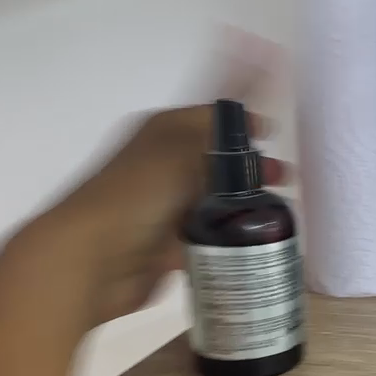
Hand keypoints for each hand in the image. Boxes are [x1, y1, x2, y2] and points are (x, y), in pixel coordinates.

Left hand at [10, 38, 289, 328]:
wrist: (92, 259)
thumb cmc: (136, 195)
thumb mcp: (180, 151)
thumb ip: (219, 133)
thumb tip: (254, 116)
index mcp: (165, 133)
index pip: (212, 116)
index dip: (243, 121)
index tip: (273, 132)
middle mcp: (167, 165)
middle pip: (221, 159)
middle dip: (253, 165)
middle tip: (283, 176)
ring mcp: (170, 205)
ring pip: (220, 198)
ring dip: (249, 201)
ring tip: (279, 210)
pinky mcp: (174, 241)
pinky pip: (213, 234)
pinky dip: (234, 234)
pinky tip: (259, 238)